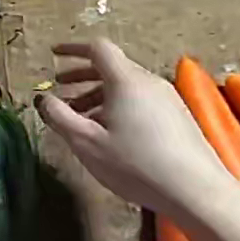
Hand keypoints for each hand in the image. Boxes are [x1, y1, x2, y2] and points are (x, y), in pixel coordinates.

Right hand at [38, 38, 239, 220]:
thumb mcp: (86, 142)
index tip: (54, 54)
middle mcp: (149, 83)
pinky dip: (116, 105)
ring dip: (97, 94)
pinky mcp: (177, 117)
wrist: (196, 192)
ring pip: (125, 86)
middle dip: (82, 75)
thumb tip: (42, 98)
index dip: (73, 49)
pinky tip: (107, 131)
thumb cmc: (135, 164)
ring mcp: (167, 99)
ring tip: (78, 115)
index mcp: (126, 81)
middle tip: (60, 87)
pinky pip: (139, 100)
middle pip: (112, 67)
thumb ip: (59, 116)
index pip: (98, 49)